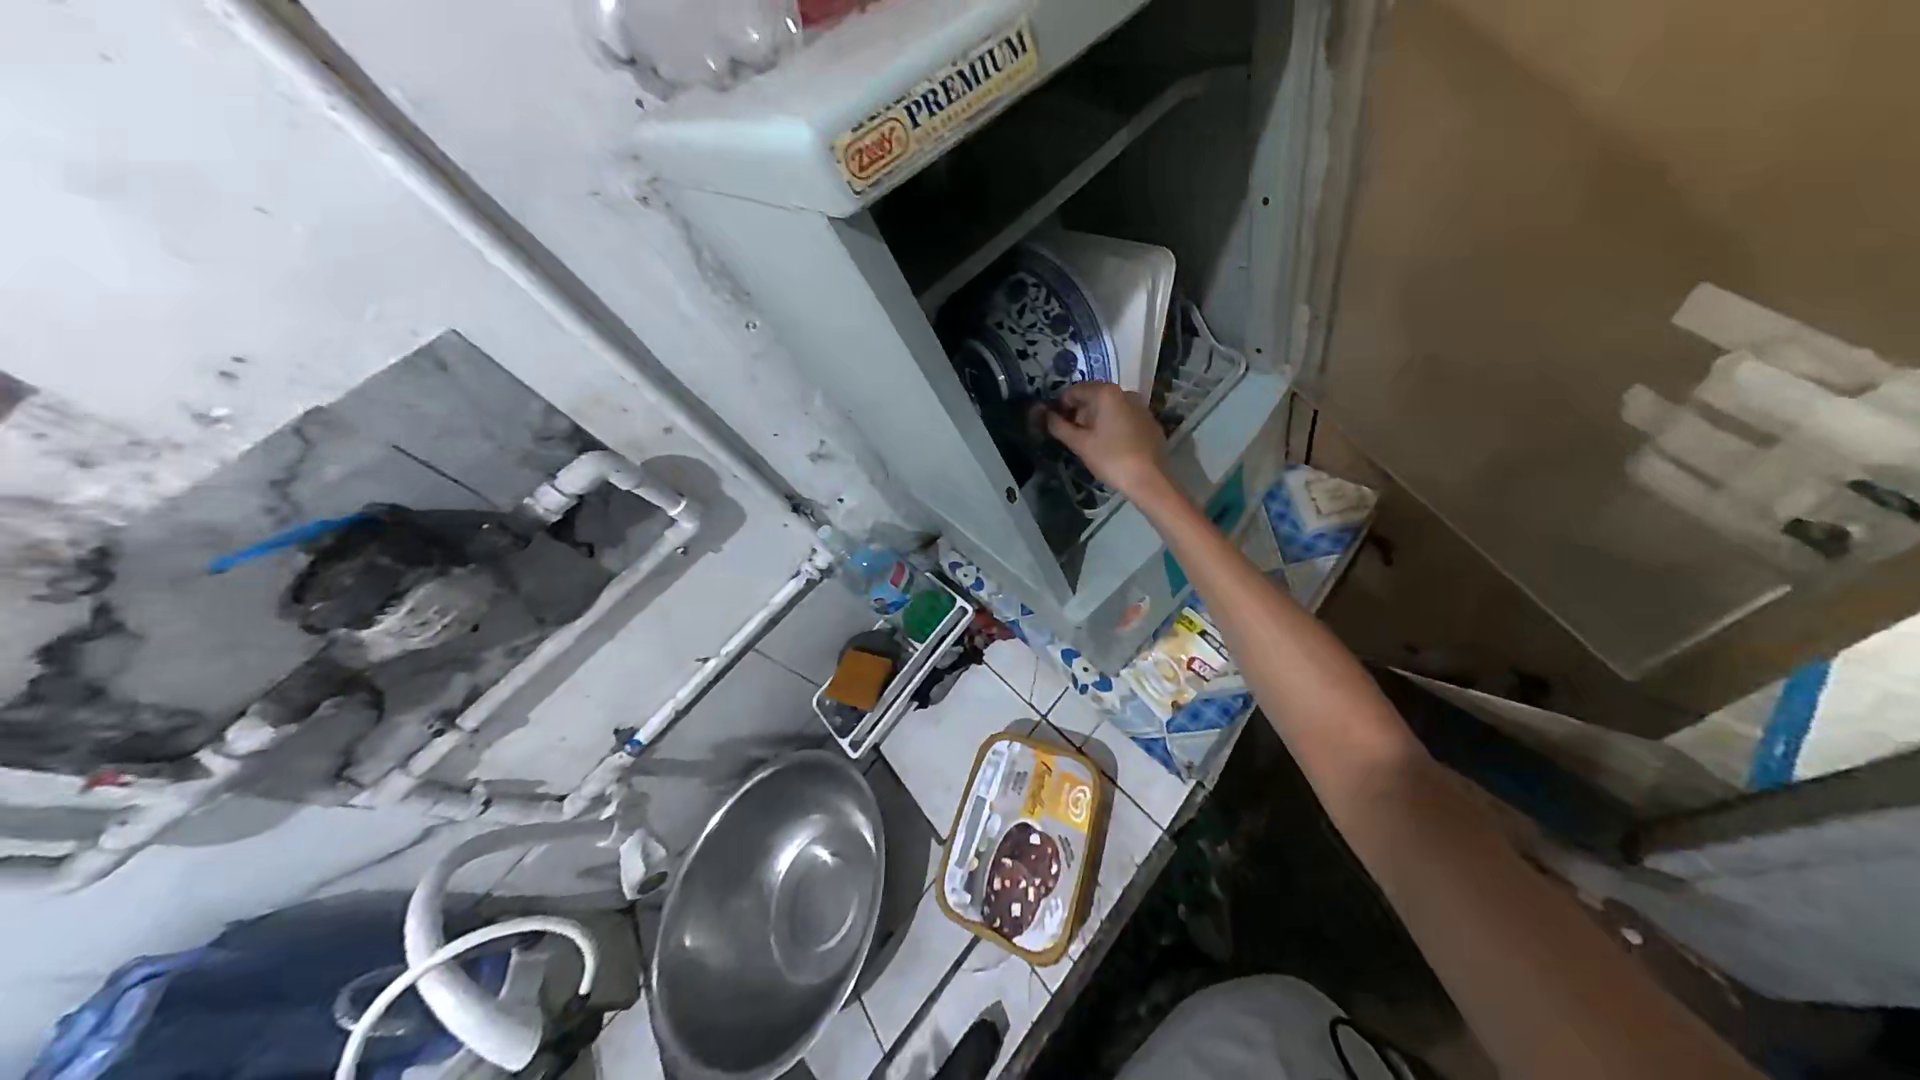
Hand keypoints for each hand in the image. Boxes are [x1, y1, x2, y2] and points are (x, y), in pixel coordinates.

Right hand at [1042, 381, 1168, 497]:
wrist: (1149, 479)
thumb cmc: (1110, 458)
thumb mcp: (1079, 444)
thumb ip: (1058, 426)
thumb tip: (1043, 414)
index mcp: (1106, 393)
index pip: (1074, 391)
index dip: (1060, 406)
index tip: (1055, 424)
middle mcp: (1125, 393)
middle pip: (1093, 397)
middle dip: (1079, 413)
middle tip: (1072, 437)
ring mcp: (1141, 407)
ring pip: (1110, 408)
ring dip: (1096, 420)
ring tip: (1091, 443)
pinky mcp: (1150, 422)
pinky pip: (1125, 418)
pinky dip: (1114, 426)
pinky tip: (1112, 446)